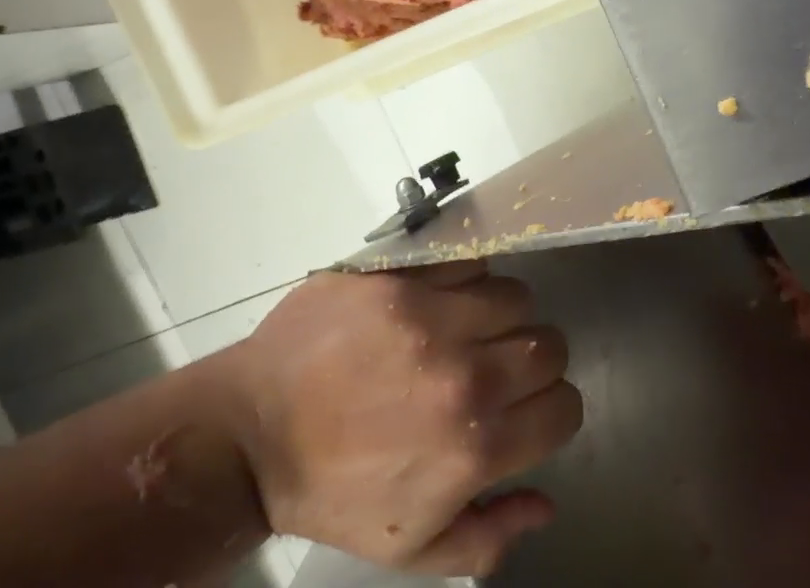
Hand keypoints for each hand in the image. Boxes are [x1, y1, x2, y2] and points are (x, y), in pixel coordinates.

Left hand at [214, 261, 581, 575]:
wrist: (244, 437)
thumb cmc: (328, 495)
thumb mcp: (408, 546)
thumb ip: (487, 537)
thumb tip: (546, 506)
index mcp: (475, 445)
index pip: (564, 408)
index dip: (550, 414)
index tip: (525, 414)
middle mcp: (465, 376)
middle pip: (549, 347)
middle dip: (533, 364)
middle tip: (496, 372)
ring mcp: (429, 318)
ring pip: (516, 298)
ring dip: (502, 319)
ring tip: (468, 333)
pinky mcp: (397, 279)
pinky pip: (467, 264)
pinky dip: (465, 282)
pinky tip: (439, 305)